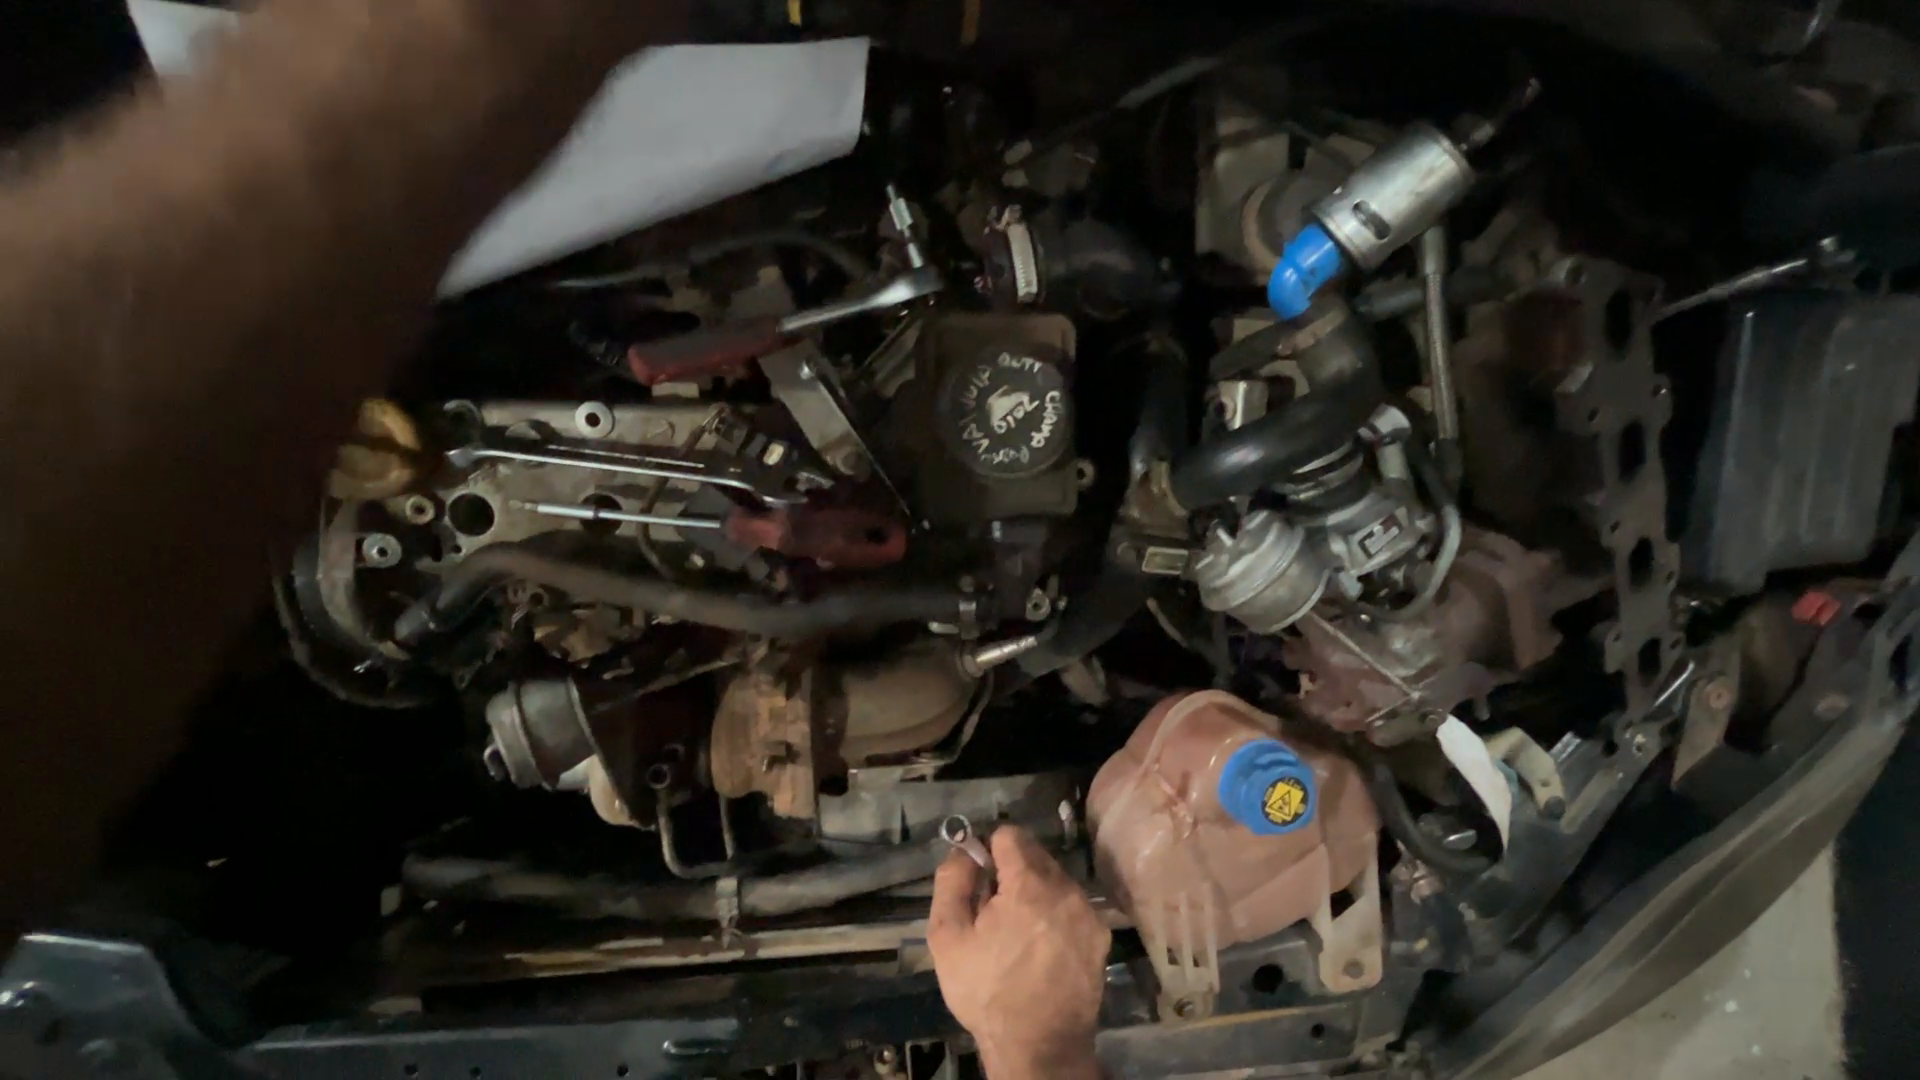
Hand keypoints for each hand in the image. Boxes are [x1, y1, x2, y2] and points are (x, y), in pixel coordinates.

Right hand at [927, 827, 1109, 1079]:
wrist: (1039, 1049)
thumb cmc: (988, 992)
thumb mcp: (948, 938)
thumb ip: (951, 881)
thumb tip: (963, 850)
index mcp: (1029, 884)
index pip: (1010, 835)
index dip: (989, 851)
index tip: (980, 878)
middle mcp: (1066, 889)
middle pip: (1034, 854)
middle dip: (1011, 870)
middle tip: (994, 910)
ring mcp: (1088, 911)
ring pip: (1054, 877)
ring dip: (1034, 890)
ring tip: (1017, 931)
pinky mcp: (1100, 934)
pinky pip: (1071, 903)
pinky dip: (1055, 911)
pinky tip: (1041, 945)